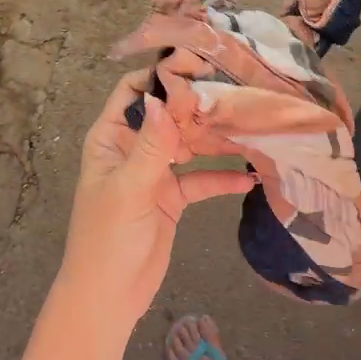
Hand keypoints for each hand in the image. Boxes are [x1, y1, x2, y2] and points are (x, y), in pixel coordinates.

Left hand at [60, 70, 254, 318]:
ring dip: (215, 139)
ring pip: (188, 145)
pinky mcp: (171, 197)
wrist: (109, 296)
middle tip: (238, 91)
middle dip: (197, 105)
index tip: (197, 63)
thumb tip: (165, 100)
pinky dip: (222, 177)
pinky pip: (201, 179)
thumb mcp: (129, 189)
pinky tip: (251, 174)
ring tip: (253, 126)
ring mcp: (153, 172)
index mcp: (110, 137)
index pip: (133, 92)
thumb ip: (151, 148)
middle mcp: (132, 147)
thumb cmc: (107, 237)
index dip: (160, 76)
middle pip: (167, 115)